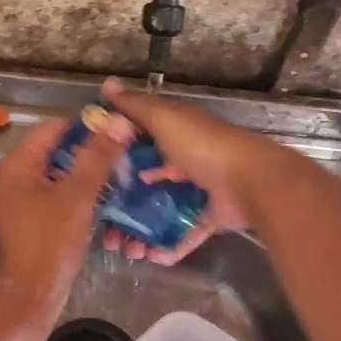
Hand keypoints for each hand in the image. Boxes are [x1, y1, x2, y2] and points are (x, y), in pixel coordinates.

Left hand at [0, 117, 128, 309]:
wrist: (32, 294)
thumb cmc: (50, 242)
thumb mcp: (77, 195)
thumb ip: (97, 157)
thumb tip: (119, 121)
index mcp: (16, 165)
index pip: (53, 129)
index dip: (86, 127)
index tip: (118, 131)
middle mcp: (14, 177)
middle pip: (57, 151)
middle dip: (90, 153)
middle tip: (125, 155)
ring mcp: (21, 200)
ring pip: (60, 175)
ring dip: (88, 175)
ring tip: (122, 175)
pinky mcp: (32, 219)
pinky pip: (58, 196)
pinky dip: (80, 195)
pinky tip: (107, 199)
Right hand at [99, 76, 266, 264]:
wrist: (252, 182)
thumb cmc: (204, 146)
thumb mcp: (165, 120)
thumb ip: (135, 107)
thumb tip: (106, 84)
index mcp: (172, 135)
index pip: (136, 145)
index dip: (112, 161)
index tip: (88, 179)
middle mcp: (183, 162)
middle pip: (144, 184)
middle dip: (122, 205)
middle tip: (101, 224)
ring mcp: (197, 191)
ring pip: (161, 212)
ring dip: (141, 231)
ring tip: (124, 249)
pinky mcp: (209, 217)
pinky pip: (184, 234)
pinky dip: (169, 247)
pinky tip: (150, 257)